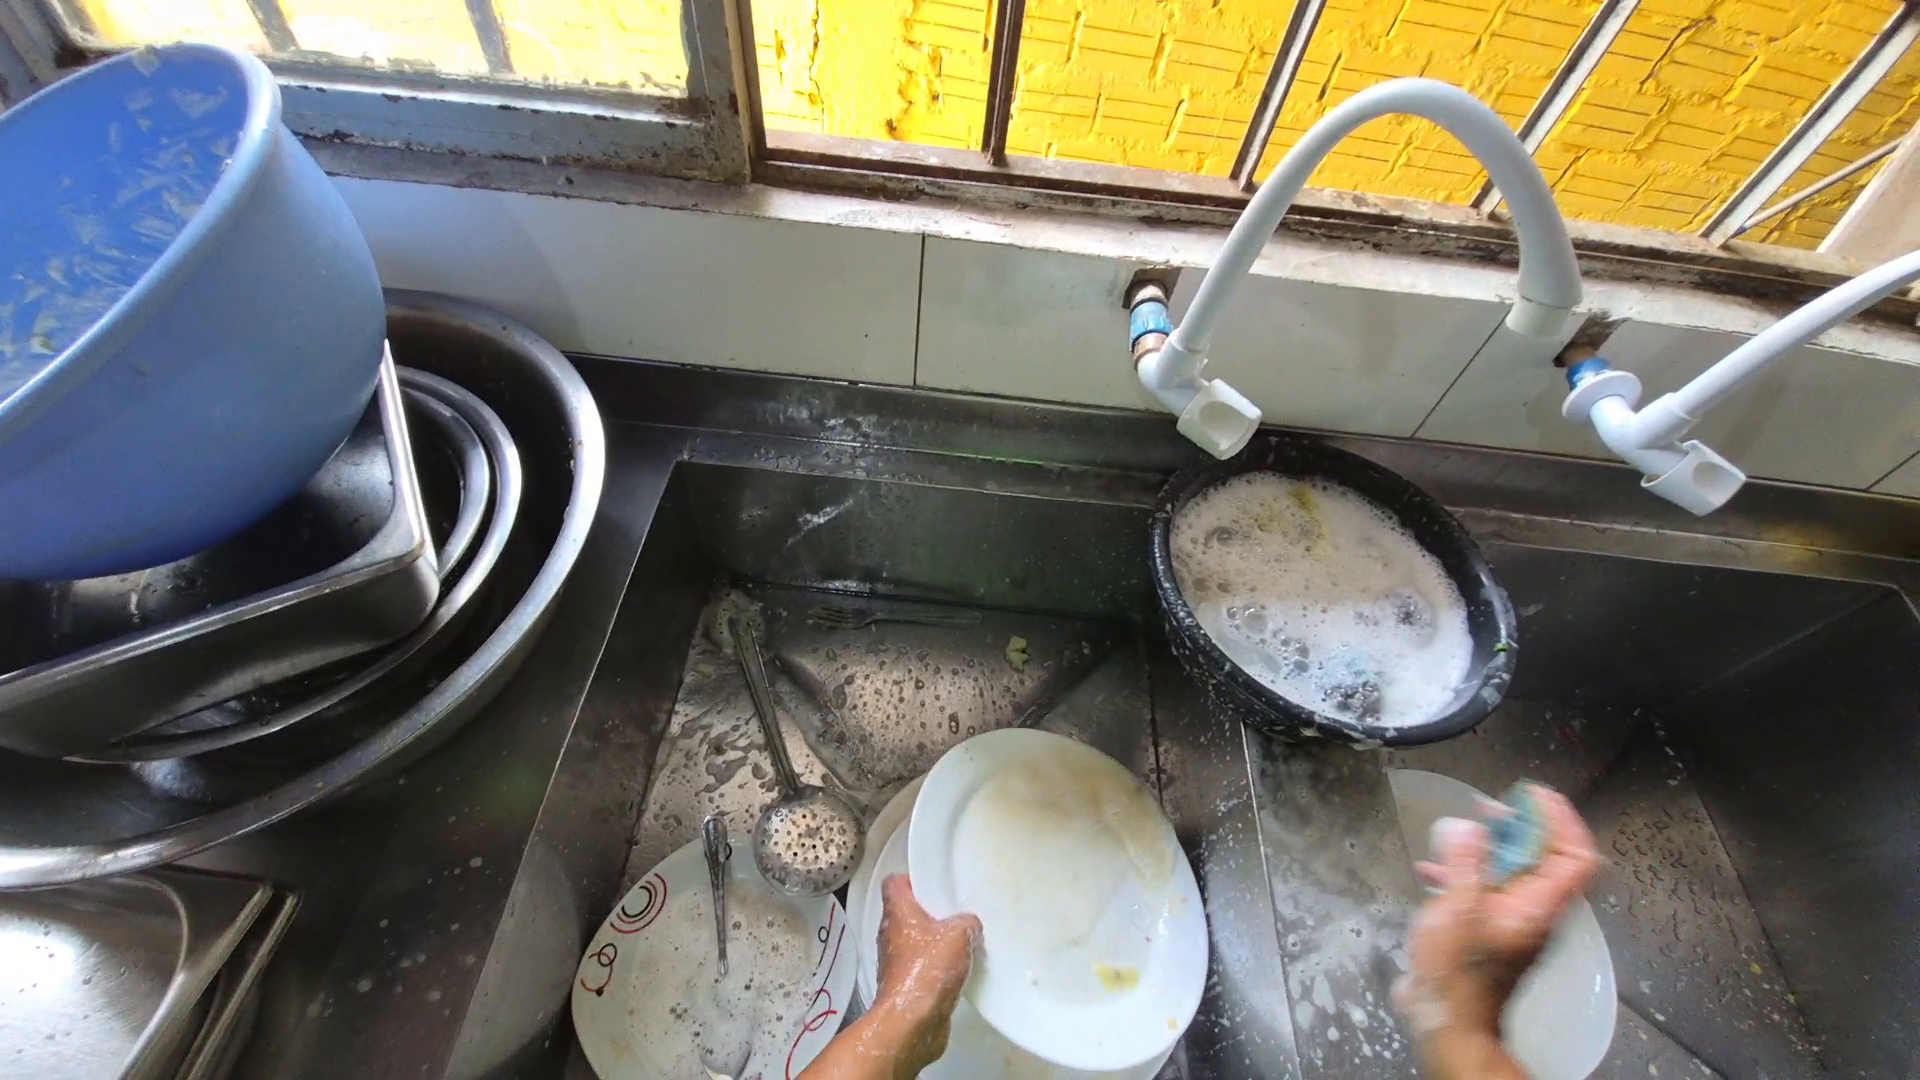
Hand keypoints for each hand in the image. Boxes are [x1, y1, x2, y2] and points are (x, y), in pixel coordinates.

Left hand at [869, 874, 980, 1068]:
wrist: (911, 1024)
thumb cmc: (927, 970)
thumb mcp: (958, 936)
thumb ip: (967, 923)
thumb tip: (970, 925)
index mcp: (897, 911)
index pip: (894, 882)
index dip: (911, 878)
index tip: (933, 883)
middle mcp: (891, 933)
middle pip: (908, 911)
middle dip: (931, 911)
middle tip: (956, 911)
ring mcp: (895, 961)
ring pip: (916, 940)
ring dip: (936, 940)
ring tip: (962, 940)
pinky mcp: (904, 985)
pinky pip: (922, 965)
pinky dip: (936, 966)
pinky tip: (958, 969)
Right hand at [1391, 784, 1599, 1078]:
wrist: (1447, 1017)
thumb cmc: (1457, 968)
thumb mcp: (1457, 909)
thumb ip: (1464, 864)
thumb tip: (1470, 826)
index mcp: (1537, 906)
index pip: (1575, 858)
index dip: (1560, 821)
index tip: (1532, 793)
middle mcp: (1532, 911)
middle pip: (1546, 860)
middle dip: (1520, 826)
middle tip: (1488, 806)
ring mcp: (1509, 920)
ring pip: (1513, 871)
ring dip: (1490, 844)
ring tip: (1458, 829)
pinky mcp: (1484, 927)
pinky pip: (1484, 886)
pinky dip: (1464, 868)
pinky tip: (1432, 868)